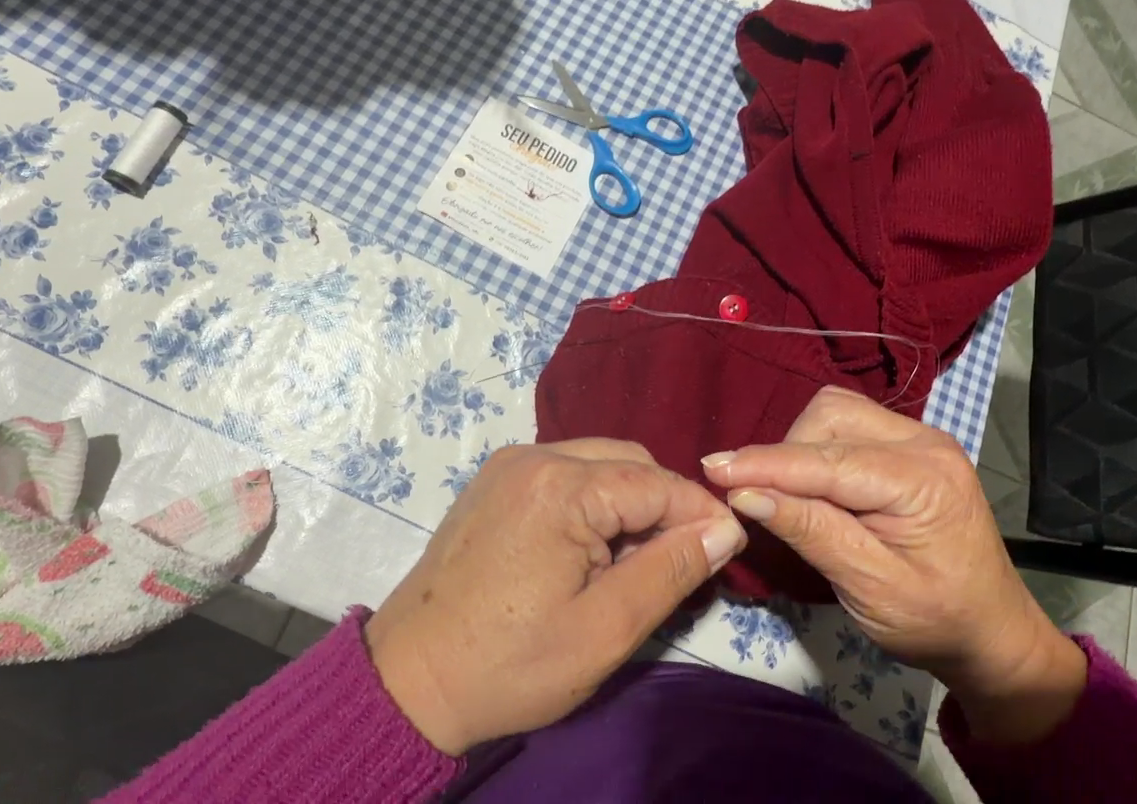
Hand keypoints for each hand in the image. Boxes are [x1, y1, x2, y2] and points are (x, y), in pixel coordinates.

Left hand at [365, 440, 747, 754]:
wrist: (408, 680)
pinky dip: (594, 502)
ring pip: (600, 464)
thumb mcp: (605, 629)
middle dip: (663, 507)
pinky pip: (566, 473)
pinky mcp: (496, 480)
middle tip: (674, 564)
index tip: (727, 550)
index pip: (658, 482)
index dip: (700, 514)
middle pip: (629, 462)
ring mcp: (509, 464)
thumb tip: (724, 528)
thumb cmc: (511, 664)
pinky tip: (591, 549)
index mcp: (561, 487)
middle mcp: (535, 456)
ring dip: (629, 504)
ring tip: (631, 563)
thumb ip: (670, 570)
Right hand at [701, 387, 1085, 743]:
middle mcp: (925, 441)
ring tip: (790, 494)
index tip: (712, 467)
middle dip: (787, 454)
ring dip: (801, 446)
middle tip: (764, 501)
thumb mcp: (870, 589)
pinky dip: (818, 447)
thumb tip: (745, 494)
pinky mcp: (910, 445)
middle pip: (831, 417)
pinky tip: (814, 483)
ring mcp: (920, 437)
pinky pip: (849, 425)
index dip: (766, 463)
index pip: (828, 460)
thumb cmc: (936, 622)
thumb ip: (811, 533)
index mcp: (924, 480)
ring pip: (837, 413)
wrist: (992, 633)